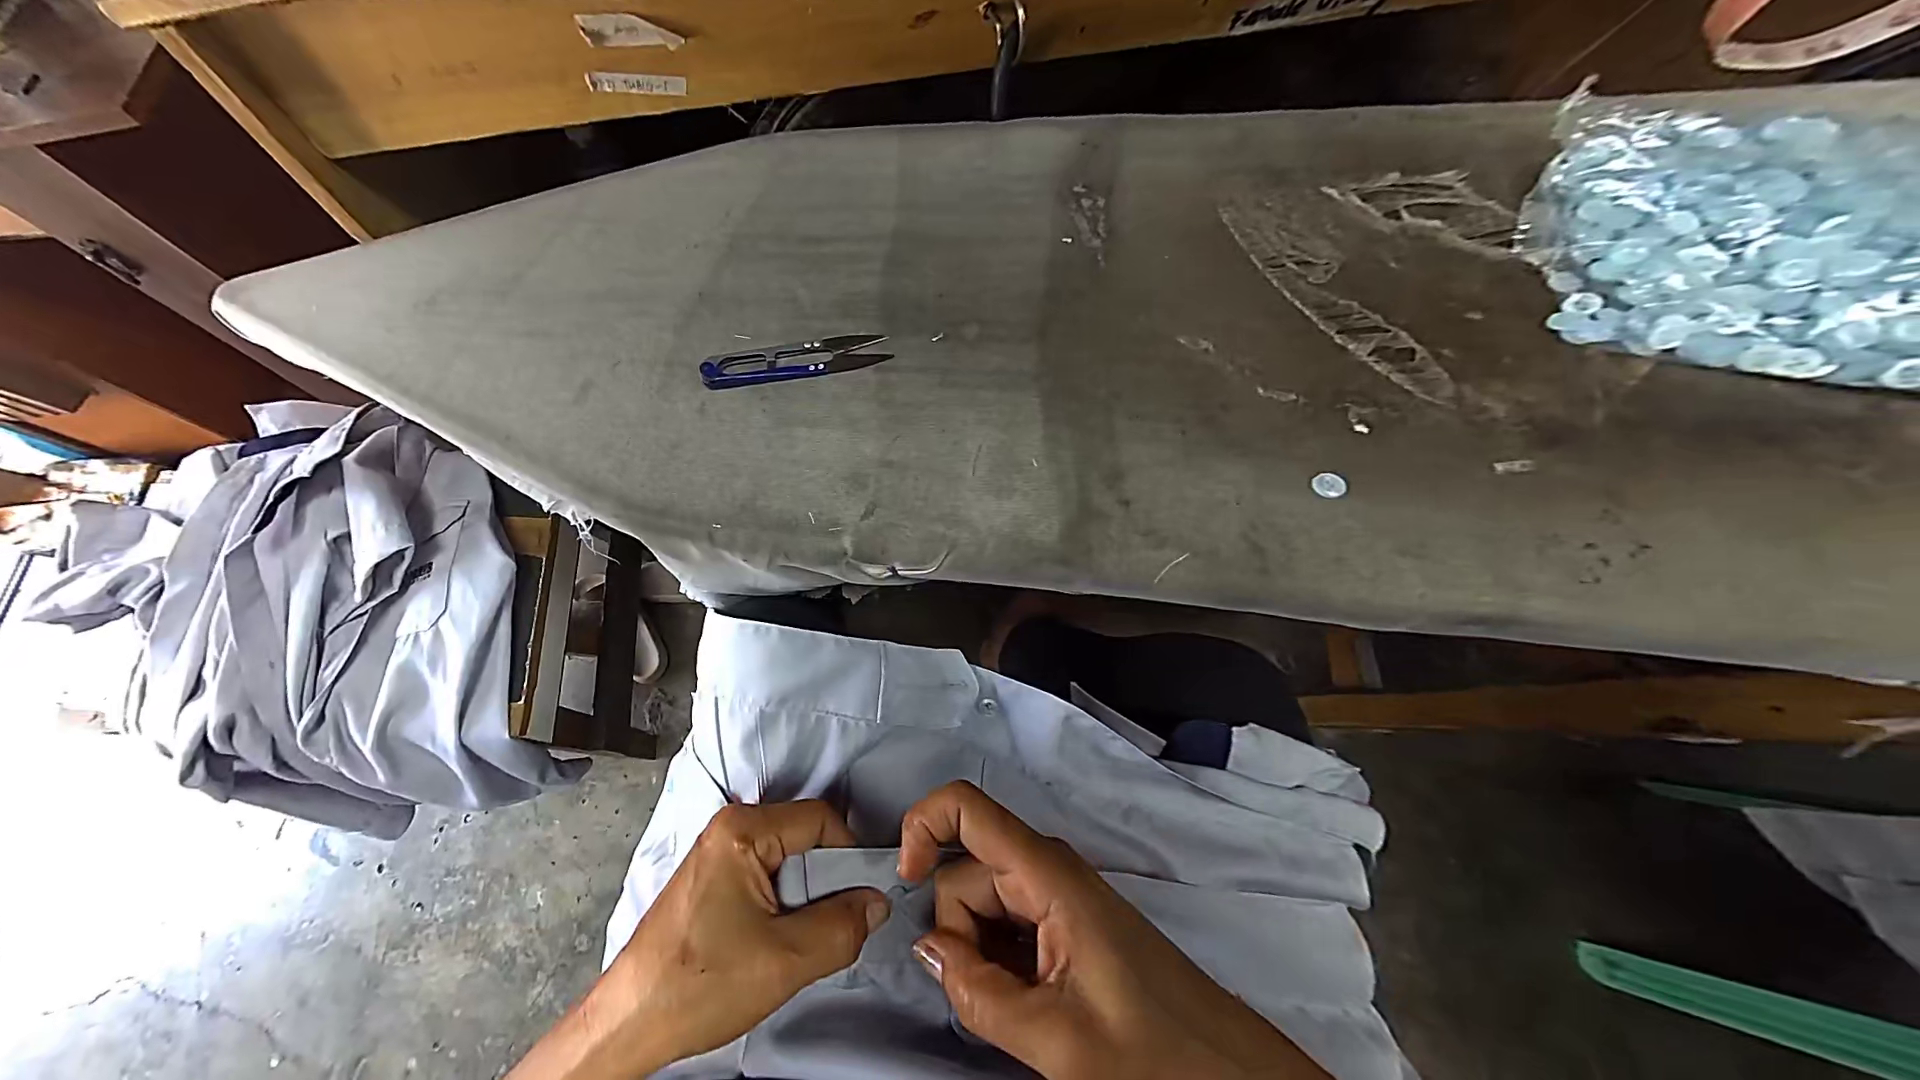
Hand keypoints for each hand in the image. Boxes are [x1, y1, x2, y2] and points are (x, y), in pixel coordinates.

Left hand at [509, 800, 889, 1079]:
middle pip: (805, 836)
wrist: (627, 1025)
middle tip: (824, 926)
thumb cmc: (695, 986)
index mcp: (742, 829)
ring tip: (795, 939)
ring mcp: (716, 851)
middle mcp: (728, 827)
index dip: (849, 857)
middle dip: (825, 881)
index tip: (857, 899)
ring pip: (789, 858)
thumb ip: (844, 926)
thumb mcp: (786, 960)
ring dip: (804, 896)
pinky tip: (773, 939)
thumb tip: (876, 904)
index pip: (822, 819)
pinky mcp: (712, 876)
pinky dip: (782, 902)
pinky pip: (766, 873)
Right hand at [899, 781, 1330, 1079]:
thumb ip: (979, 992)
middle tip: (994, 998)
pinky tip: (1028, 1002)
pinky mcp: (1064, 920)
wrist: (1227, 1071)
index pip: (966, 808)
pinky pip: (1006, 925)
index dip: (922, 826)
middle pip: (965, 872)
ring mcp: (1057, 894)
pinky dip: (998, 960)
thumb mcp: (1055, 1038)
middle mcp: (1048, 869)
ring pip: (981, 904)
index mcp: (1047, 874)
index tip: (904, 881)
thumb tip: (929, 951)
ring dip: (978, 955)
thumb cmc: (1153, 1051)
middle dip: (955, 931)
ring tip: (1020, 1010)